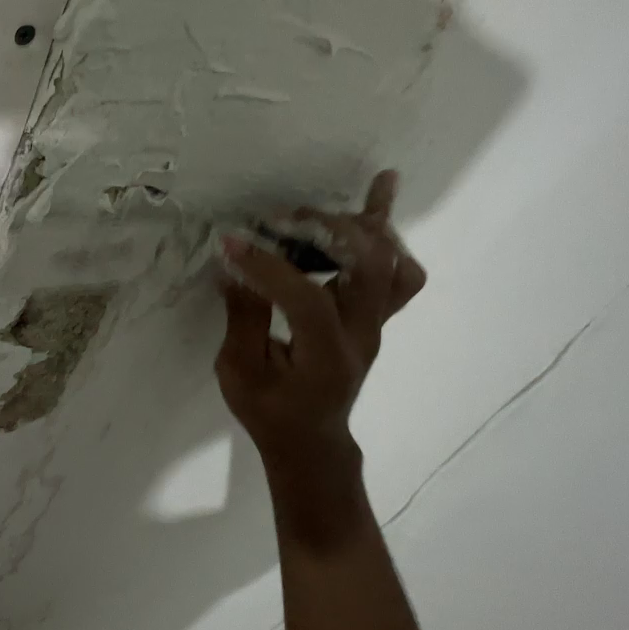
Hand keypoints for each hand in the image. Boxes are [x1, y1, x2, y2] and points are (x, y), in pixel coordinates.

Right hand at [214, 171, 426, 481]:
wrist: (310, 439)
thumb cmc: (270, 412)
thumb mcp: (239, 372)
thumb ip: (244, 315)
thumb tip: (235, 262)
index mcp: (326, 356)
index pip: (307, 299)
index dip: (269, 266)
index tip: (231, 241)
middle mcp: (362, 334)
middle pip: (368, 266)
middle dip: (321, 231)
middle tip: (276, 222)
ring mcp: (377, 322)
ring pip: (391, 260)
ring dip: (354, 226)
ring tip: (311, 214)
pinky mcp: (376, 313)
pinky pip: (398, 266)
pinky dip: (385, 228)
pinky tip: (380, 190)